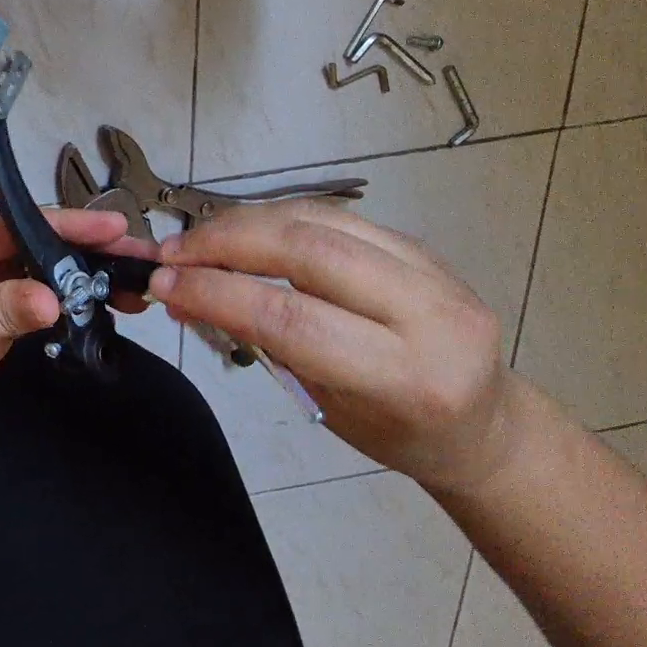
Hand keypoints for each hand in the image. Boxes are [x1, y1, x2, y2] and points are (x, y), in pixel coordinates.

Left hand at [0, 208, 157, 428]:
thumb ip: (2, 309)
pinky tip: (106, 303)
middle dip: (81, 247)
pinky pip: (43, 299)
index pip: (12, 225)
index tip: (108, 229)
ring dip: (83, 275)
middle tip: (135, 253)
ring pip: (43, 270)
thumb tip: (52, 298)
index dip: (61, 225)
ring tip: (132, 280)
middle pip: (34, 243)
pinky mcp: (4, 314)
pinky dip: (73, 302)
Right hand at [148, 199, 519, 492]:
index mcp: (408, 378)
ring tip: (197, 238)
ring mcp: (434, 272)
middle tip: (173, 252)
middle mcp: (431, 316)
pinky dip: (274, 217)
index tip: (162, 283)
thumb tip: (179, 296)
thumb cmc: (393, 430)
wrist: (484, 424)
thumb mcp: (320, 401)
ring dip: (243, 222)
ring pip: (320, 221)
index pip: (292, 318)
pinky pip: (335, 216)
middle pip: (309, 252)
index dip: (217, 292)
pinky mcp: (421, 246)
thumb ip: (255, 341)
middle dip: (226, 243)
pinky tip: (241, 230)